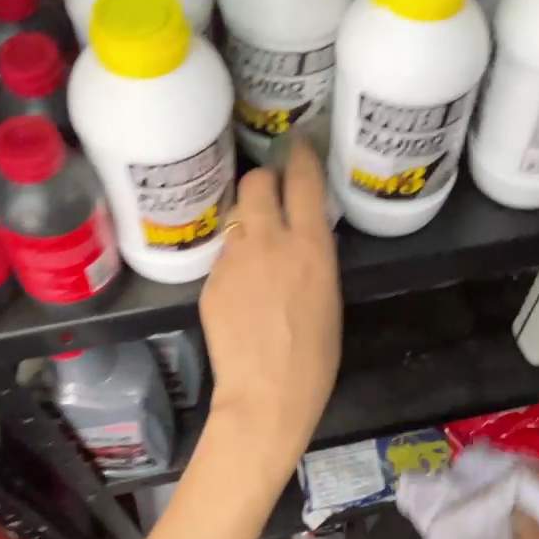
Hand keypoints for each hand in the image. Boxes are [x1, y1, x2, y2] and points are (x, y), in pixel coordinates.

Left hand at [198, 138, 341, 467]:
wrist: (266, 393)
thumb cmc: (314, 358)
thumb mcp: (329, 299)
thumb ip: (312, 260)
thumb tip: (298, 243)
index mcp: (310, 246)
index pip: (303, 180)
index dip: (299, 156)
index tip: (297, 145)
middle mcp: (268, 241)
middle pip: (256, 182)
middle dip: (263, 180)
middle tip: (269, 192)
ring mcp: (234, 259)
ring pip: (235, 218)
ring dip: (246, 221)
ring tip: (253, 246)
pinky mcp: (210, 281)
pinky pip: (222, 256)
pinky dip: (232, 261)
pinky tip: (240, 290)